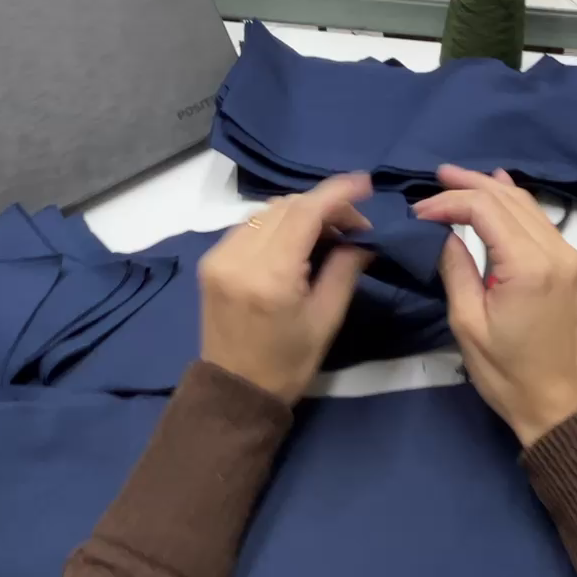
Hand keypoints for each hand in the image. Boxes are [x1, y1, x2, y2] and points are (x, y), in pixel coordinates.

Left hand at [199, 173, 375, 403]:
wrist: (234, 392)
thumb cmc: (287, 364)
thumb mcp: (326, 319)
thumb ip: (345, 269)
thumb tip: (362, 237)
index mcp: (270, 276)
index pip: (305, 212)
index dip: (337, 193)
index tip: (366, 184)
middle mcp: (238, 257)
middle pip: (287, 206)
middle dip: (324, 206)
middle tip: (353, 227)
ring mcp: (219, 256)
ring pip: (268, 211)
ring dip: (301, 213)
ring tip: (328, 233)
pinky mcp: (211, 260)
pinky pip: (251, 225)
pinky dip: (278, 224)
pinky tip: (295, 241)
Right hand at [414, 165, 576, 445]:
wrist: (557, 403)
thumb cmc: (506, 372)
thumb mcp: (467, 321)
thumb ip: (454, 267)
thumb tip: (440, 230)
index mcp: (528, 266)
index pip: (485, 210)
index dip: (450, 203)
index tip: (420, 213)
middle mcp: (555, 251)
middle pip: (509, 199)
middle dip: (470, 184)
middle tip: (436, 176)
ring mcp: (568, 256)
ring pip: (527, 204)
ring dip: (491, 189)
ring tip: (457, 179)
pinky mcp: (570, 264)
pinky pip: (539, 220)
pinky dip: (513, 203)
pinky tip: (497, 188)